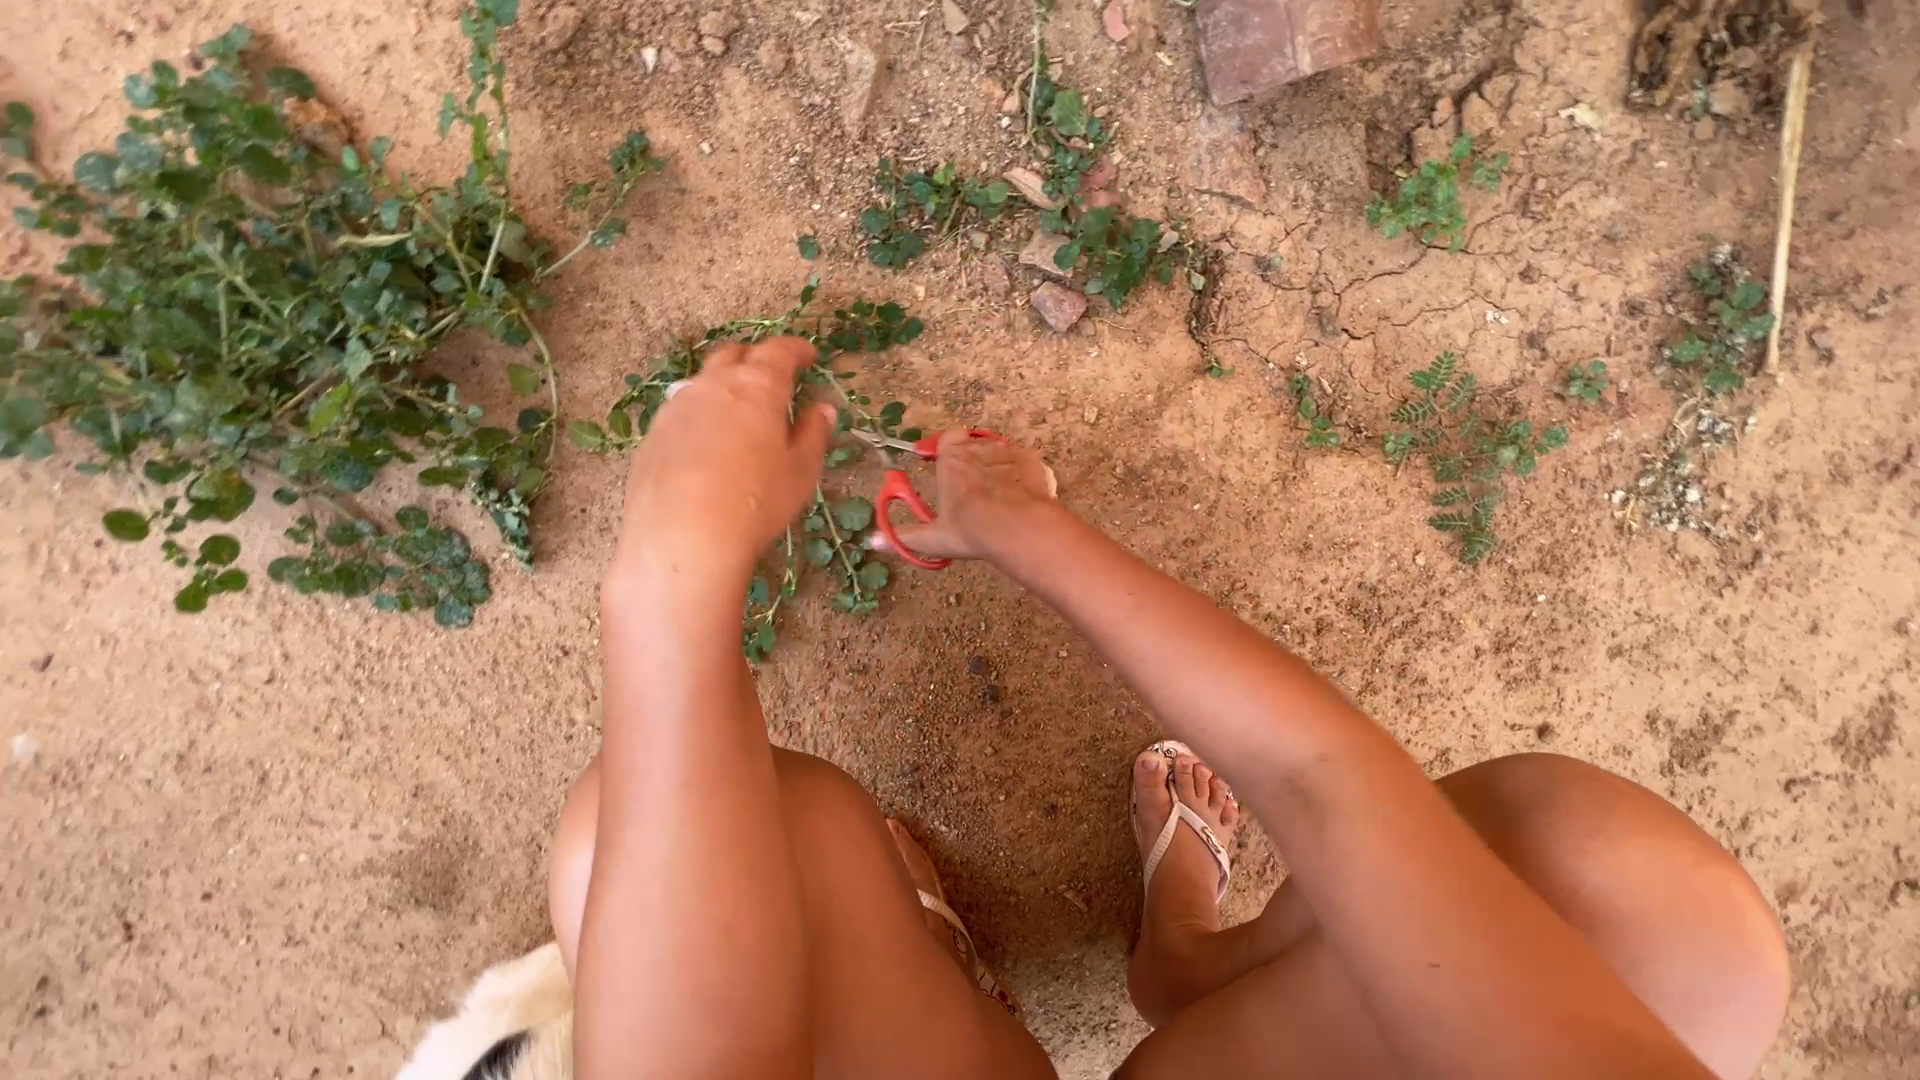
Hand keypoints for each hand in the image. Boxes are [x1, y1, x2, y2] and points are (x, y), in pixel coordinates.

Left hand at [609, 337, 834, 587]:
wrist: (684, 536)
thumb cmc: (757, 502)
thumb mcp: (801, 471)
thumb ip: (814, 433)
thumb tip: (822, 409)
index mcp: (757, 387)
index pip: (779, 351)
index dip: (797, 350)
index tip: (809, 355)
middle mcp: (714, 385)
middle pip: (734, 354)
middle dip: (757, 359)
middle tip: (774, 378)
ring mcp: (678, 406)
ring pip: (705, 381)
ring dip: (726, 385)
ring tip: (741, 412)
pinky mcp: (655, 433)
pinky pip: (683, 409)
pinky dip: (703, 412)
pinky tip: (709, 442)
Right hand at [884, 427, 1061, 561]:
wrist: (1020, 527)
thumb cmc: (971, 529)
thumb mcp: (934, 537)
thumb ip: (905, 536)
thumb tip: (873, 541)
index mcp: (953, 459)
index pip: (949, 437)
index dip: (947, 447)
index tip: (943, 462)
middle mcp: (981, 449)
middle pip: (976, 444)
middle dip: (974, 459)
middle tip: (972, 485)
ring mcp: (1010, 453)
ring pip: (1002, 453)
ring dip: (999, 467)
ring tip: (999, 494)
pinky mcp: (1034, 464)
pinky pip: (1026, 465)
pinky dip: (1023, 477)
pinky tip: (1022, 497)